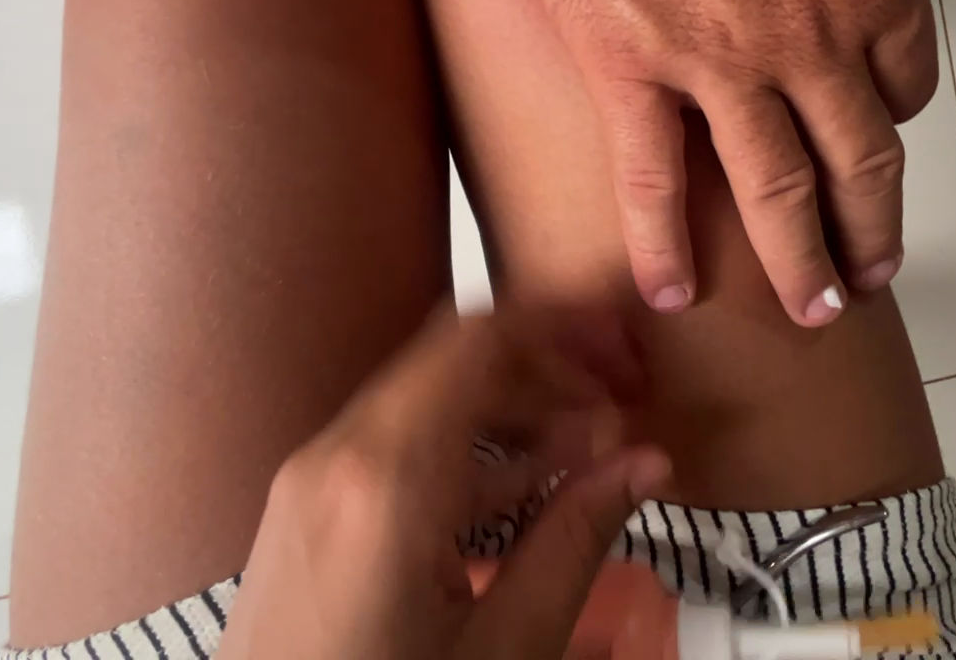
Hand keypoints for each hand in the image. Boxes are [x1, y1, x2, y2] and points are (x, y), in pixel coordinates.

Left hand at [221, 307, 670, 659]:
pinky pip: (398, 442)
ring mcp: (313, 475)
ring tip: (580, 450)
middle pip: (455, 358)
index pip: (475, 340)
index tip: (611, 349)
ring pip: (428, 396)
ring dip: (507, 408)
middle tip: (611, 407)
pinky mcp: (308, 503)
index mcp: (385, 478)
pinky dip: (463, 446)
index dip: (553, 328)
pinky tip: (518, 487)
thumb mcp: (500, 652)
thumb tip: (647, 463)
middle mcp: (338, 452)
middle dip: (542, 370)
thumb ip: (575, 542)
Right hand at [482, 0, 937, 326]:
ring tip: (816, 310)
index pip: (901, 81)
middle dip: (870, 226)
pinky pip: (653, 180)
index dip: (888, 113)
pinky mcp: (630, 71)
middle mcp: (811, 37)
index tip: (869, 126)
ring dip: (802, 259)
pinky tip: (671, 293)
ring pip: (775, 188)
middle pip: (859, 159)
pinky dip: (665, 244)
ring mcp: (719, 64)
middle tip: (872, 272)